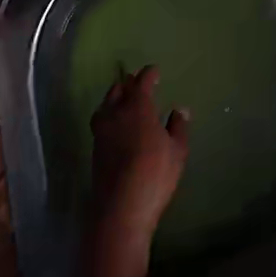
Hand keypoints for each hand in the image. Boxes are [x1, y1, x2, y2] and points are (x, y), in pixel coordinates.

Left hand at [75, 66, 189, 276]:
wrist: (121, 205)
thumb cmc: (154, 174)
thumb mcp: (177, 151)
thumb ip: (178, 127)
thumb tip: (180, 109)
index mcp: (137, 106)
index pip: (142, 82)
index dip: (149, 74)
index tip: (154, 71)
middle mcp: (116, 111)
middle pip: (120, 88)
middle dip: (130, 82)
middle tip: (139, 82)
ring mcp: (102, 128)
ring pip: (107, 102)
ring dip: (116, 96)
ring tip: (124, 98)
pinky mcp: (95, 145)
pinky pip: (102, 118)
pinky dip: (109, 113)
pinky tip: (115, 123)